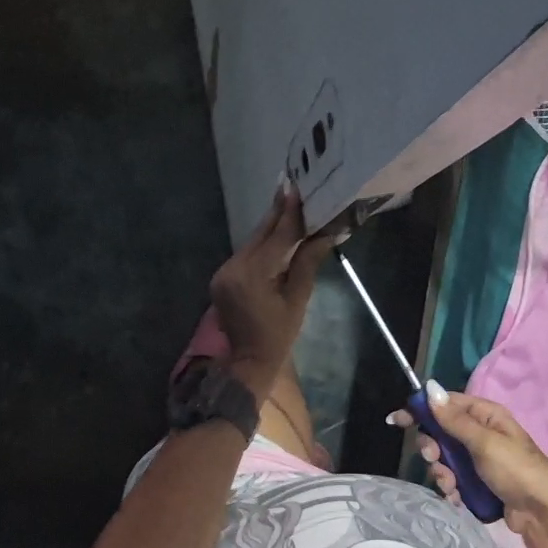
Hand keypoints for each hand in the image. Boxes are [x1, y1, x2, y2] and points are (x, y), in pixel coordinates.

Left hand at [209, 181, 334, 398]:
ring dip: (270, 228)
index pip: (276, 237)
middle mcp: (232, 268)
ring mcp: (223, 272)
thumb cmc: (279, 335)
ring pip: (252, 243)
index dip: (290, 213)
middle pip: (260, 235)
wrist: (249, 361)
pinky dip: (260, 246)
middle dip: (278, 214)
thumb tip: (325, 233)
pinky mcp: (221, 277)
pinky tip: (274, 235)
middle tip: (291, 187)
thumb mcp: (298, 300)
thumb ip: (307, 263)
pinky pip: (244, 255)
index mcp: (253, 275)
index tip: (297, 189)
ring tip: (288, 206)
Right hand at [391, 387, 547, 535]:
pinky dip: (450, 488)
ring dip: (441, 473)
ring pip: (443, 459)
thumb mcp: (484, 442)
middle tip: (433, 459)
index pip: (446, 404)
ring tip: (452, 486)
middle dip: (432, 448)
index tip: (397, 421)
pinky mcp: (476, 481)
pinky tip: (457, 498)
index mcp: (485, 415)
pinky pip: (452, 478)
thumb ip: (454, 419)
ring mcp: (477, 458)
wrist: (541, 514)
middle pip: (439, 432)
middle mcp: (480, 433)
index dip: (421, 410)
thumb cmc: (516, 470)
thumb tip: (430, 388)